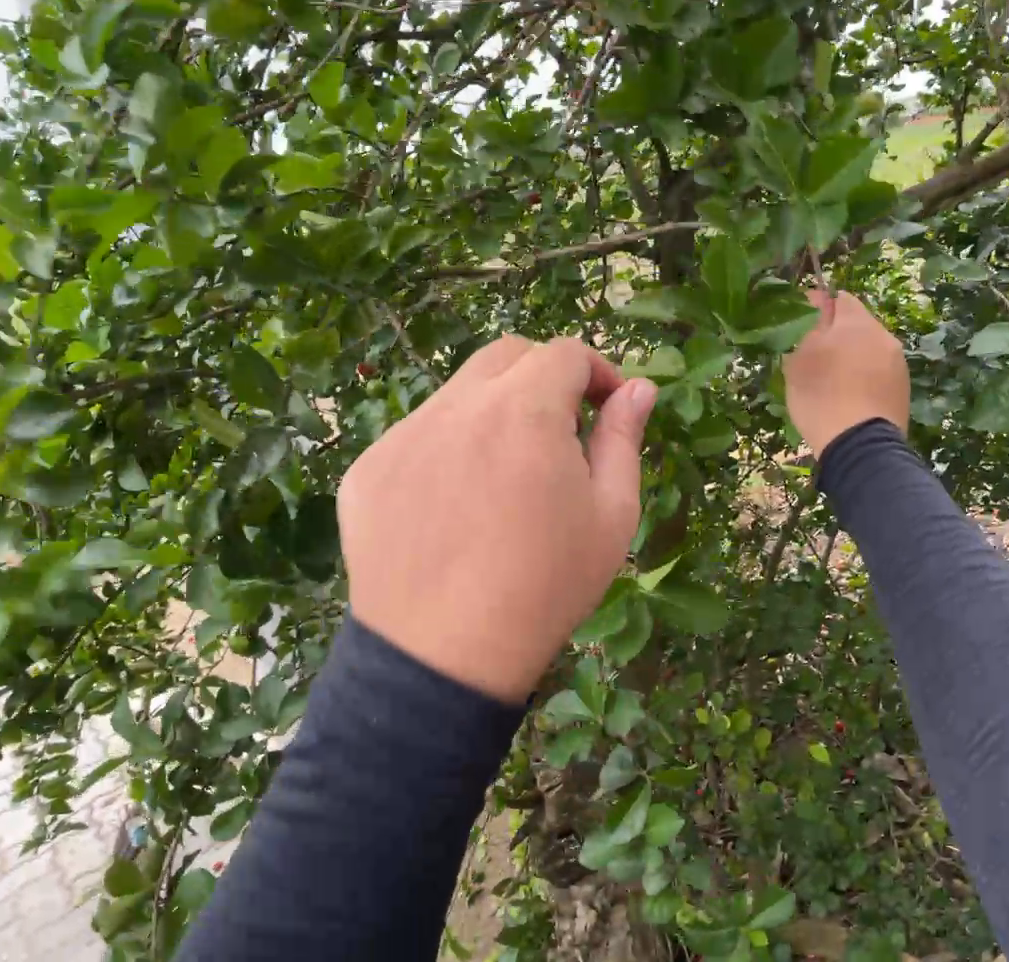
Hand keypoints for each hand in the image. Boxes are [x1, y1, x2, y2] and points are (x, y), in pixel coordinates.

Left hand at [336, 336, 656, 703]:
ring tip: (508, 475)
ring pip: (459, 394)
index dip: (597, 371)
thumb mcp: (612, 514)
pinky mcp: (368, 469)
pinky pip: (418, 436)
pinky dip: (449, 449)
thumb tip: (640, 389)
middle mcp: (458, 406)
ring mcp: (404, 435)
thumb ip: (624, 439)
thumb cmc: (547, 585)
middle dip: (544, 377)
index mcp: (525, 410)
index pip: (564, 353)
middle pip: (507, 356)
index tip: (610, 407)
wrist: (445, 656)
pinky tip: (458, 506)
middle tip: (564, 430)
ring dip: (495, 412)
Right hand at [782, 290, 909, 452]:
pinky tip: (850, 396)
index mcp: (857, 322)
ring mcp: (897, 363)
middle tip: (815, 355)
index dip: (820, 306)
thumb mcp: (800, 359)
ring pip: (870, 349)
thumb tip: (820, 309)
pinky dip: (865, 377)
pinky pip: (879, 372)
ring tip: (833, 380)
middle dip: (838, 334)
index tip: (803, 323)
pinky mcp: (903, 388)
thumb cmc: (821, 396)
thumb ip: (810, 328)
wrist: (860, 444)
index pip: (840, 298)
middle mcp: (883, 336)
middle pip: (858, 324)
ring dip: (853, 356)